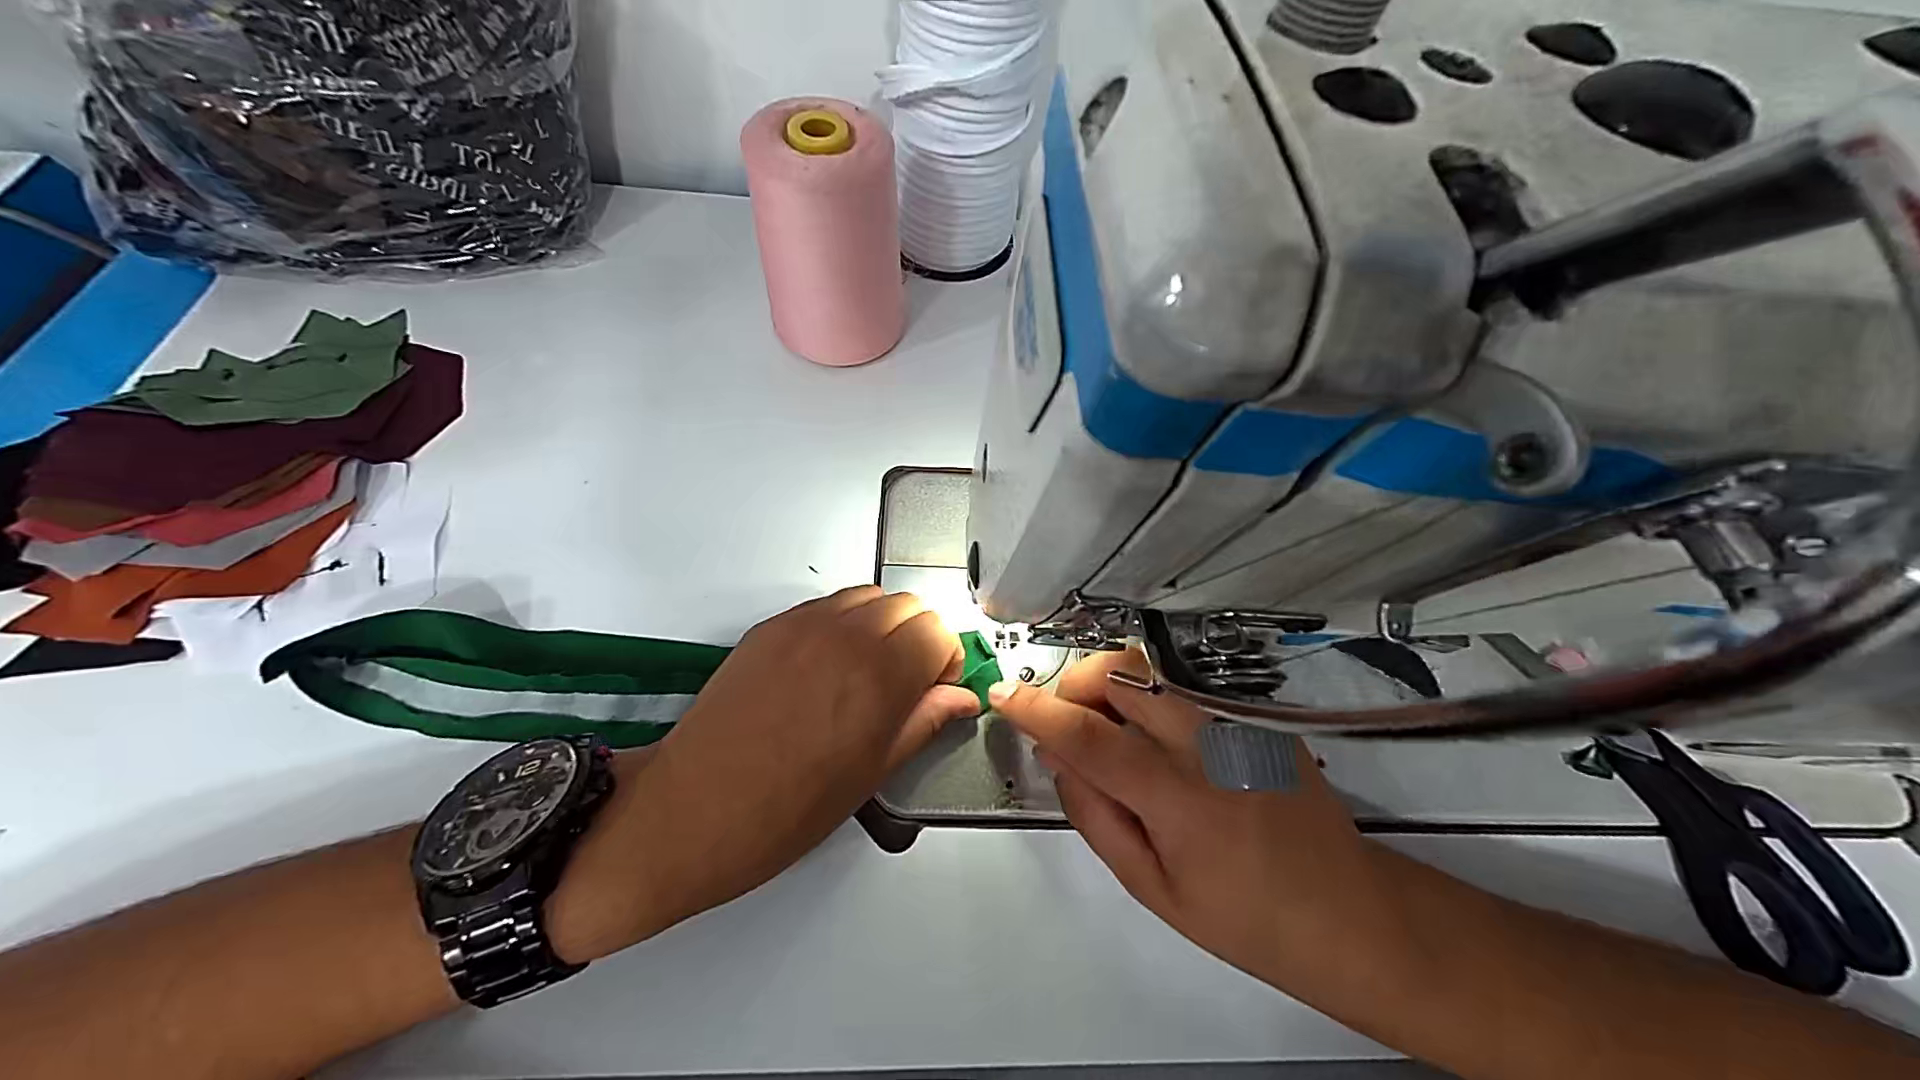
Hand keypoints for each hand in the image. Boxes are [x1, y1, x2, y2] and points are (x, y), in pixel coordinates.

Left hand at [549, 587, 978, 958]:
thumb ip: (923, 722)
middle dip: (919, 637)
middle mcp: (843, 637)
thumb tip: (959, 699)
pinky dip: (843, 624)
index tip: (937, 687)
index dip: (946, 660)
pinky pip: (826, 606)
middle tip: (908, 681)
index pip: (939, 630)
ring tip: (867, 672)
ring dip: (882, 625)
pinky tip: (829, 668)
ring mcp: (802, 626)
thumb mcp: (870, 774)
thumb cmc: (782, 810)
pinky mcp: (770, 627)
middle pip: (908, 604)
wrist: (691, 809)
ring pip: (868, 596)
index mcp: (878, 676)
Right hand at [990, 650, 1391, 990]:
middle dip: (1074, 683)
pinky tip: (1158, 752)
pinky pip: (1181, 693)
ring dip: (1109, 690)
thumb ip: (1096, 814)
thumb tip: (1058, 759)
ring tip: (1108, 739)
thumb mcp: (1153, 887)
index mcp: (1180, 798)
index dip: (1036, 710)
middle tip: (1066, 725)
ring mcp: (1238, 725)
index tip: (1004, 697)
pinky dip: (1148, 704)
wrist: (1352, 913)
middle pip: (1121, 672)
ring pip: (1150, 672)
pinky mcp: (1255, 719)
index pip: (1089, 735)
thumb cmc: (1249, 919)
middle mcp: (1210, 745)